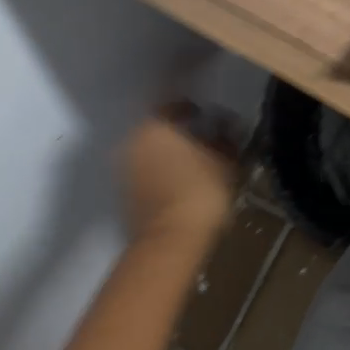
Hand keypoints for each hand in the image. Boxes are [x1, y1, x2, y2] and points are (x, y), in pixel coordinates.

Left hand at [120, 110, 236, 244]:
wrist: (171, 243)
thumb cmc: (200, 190)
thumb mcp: (225, 159)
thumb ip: (224, 138)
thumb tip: (226, 127)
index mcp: (154, 127)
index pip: (172, 105)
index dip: (192, 108)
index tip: (210, 115)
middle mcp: (132, 144)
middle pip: (158, 129)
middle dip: (179, 132)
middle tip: (204, 136)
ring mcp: (123, 173)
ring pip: (150, 152)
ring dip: (169, 153)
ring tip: (195, 160)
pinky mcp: (124, 197)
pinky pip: (146, 173)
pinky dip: (161, 172)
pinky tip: (183, 180)